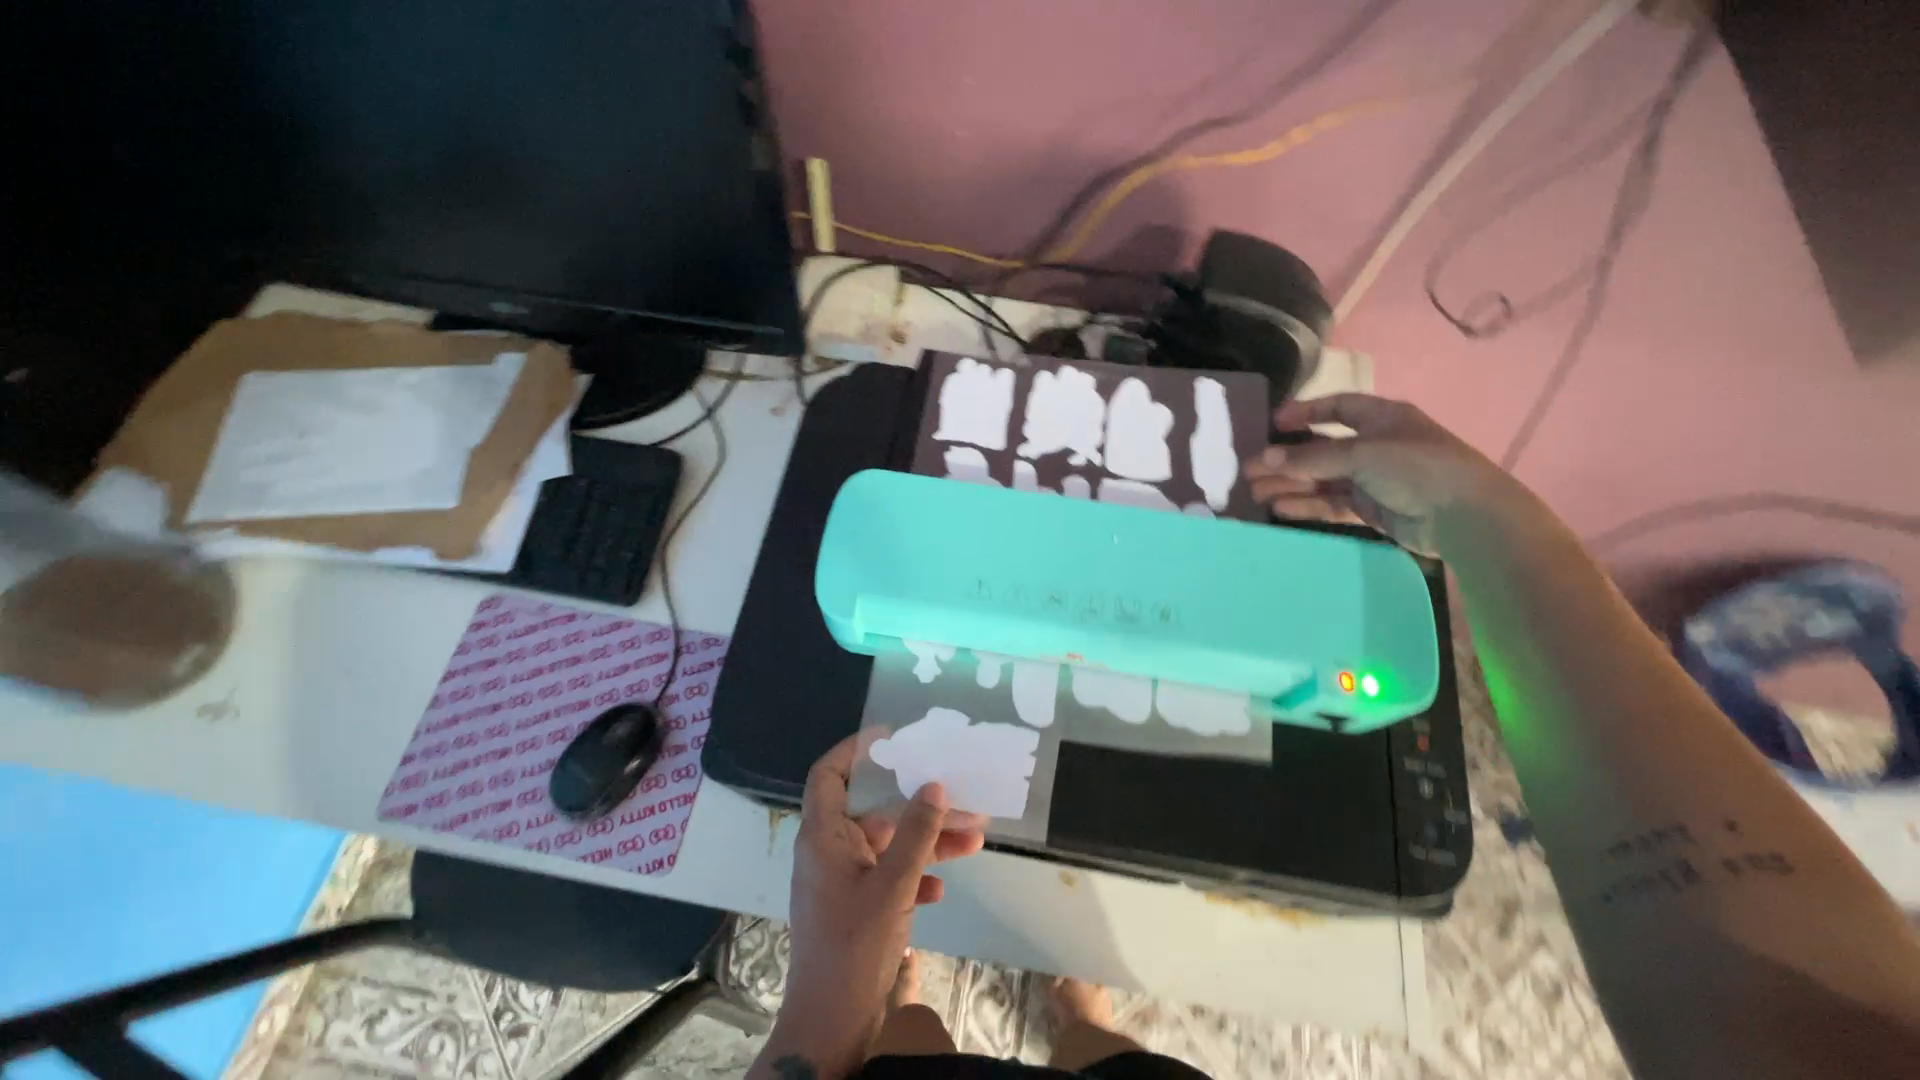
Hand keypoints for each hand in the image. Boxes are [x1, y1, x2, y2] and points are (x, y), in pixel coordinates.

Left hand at [775, 733, 985, 1073]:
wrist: (832, 1022)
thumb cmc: (855, 944)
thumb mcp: (893, 885)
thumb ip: (915, 834)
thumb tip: (934, 786)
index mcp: (823, 837)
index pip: (828, 774)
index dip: (855, 750)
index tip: (892, 737)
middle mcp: (828, 851)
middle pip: (873, 810)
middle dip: (918, 805)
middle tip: (960, 793)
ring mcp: (842, 881)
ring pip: (887, 845)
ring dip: (927, 841)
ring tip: (975, 837)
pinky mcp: (855, 908)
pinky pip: (887, 876)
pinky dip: (914, 876)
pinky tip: (941, 887)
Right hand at [1242, 393, 1523, 555]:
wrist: (1463, 514)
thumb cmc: (1416, 466)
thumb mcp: (1361, 453)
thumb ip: (1311, 458)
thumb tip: (1263, 458)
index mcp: (1381, 418)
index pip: (1337, 408)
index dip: (1305, 413)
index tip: (1272, 423)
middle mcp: (1375, 445)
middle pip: (1321, 448)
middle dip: (1286, 458)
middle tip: (1249, 469)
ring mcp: (1372, 479)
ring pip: (1321, 479)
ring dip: (1289, 484)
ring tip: (1255, 493)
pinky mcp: (1371, 508)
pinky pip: (1330, 503)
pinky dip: (1306, 505)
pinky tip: (1279, 507)